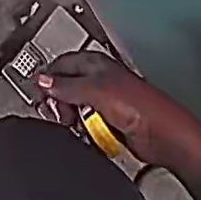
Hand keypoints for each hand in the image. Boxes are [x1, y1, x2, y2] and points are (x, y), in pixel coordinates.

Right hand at [37, 51, 200, 169]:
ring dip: (70, 120)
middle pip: (64, 88)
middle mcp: (98, 80)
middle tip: (59, 114)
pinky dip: (82, 131)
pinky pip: (84, 127)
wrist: (163, 136)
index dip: (47, 77)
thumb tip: (42, 80)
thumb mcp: (96, 91)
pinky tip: (87, 134)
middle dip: (58, 102)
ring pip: (73, 110)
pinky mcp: (107, 123)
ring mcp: (103, 102)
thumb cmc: (140, 106)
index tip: (37, 93)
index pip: (61, 64)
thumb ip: (66, 86)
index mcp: (95, 63)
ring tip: (76, 125)